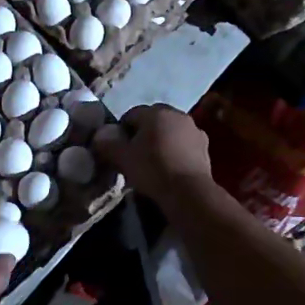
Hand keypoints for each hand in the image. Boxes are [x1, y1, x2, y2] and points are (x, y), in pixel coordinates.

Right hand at [94, 104, 214, 200]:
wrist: (188, 192)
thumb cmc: (152, 169)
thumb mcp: (122, 158)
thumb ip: (108, 144)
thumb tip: (99, 136)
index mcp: (156, 111)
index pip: (131, 115)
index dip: (121, 132)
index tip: (117, 150)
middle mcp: (178, 114)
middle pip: (153, 122)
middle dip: (142, 136)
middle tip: (134, 157)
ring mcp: (194, 130)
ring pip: (170, 133)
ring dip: (161, 143)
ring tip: (152, 165)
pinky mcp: (205, 148)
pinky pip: (183, 146)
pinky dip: (175, 153)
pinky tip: (169, 170)